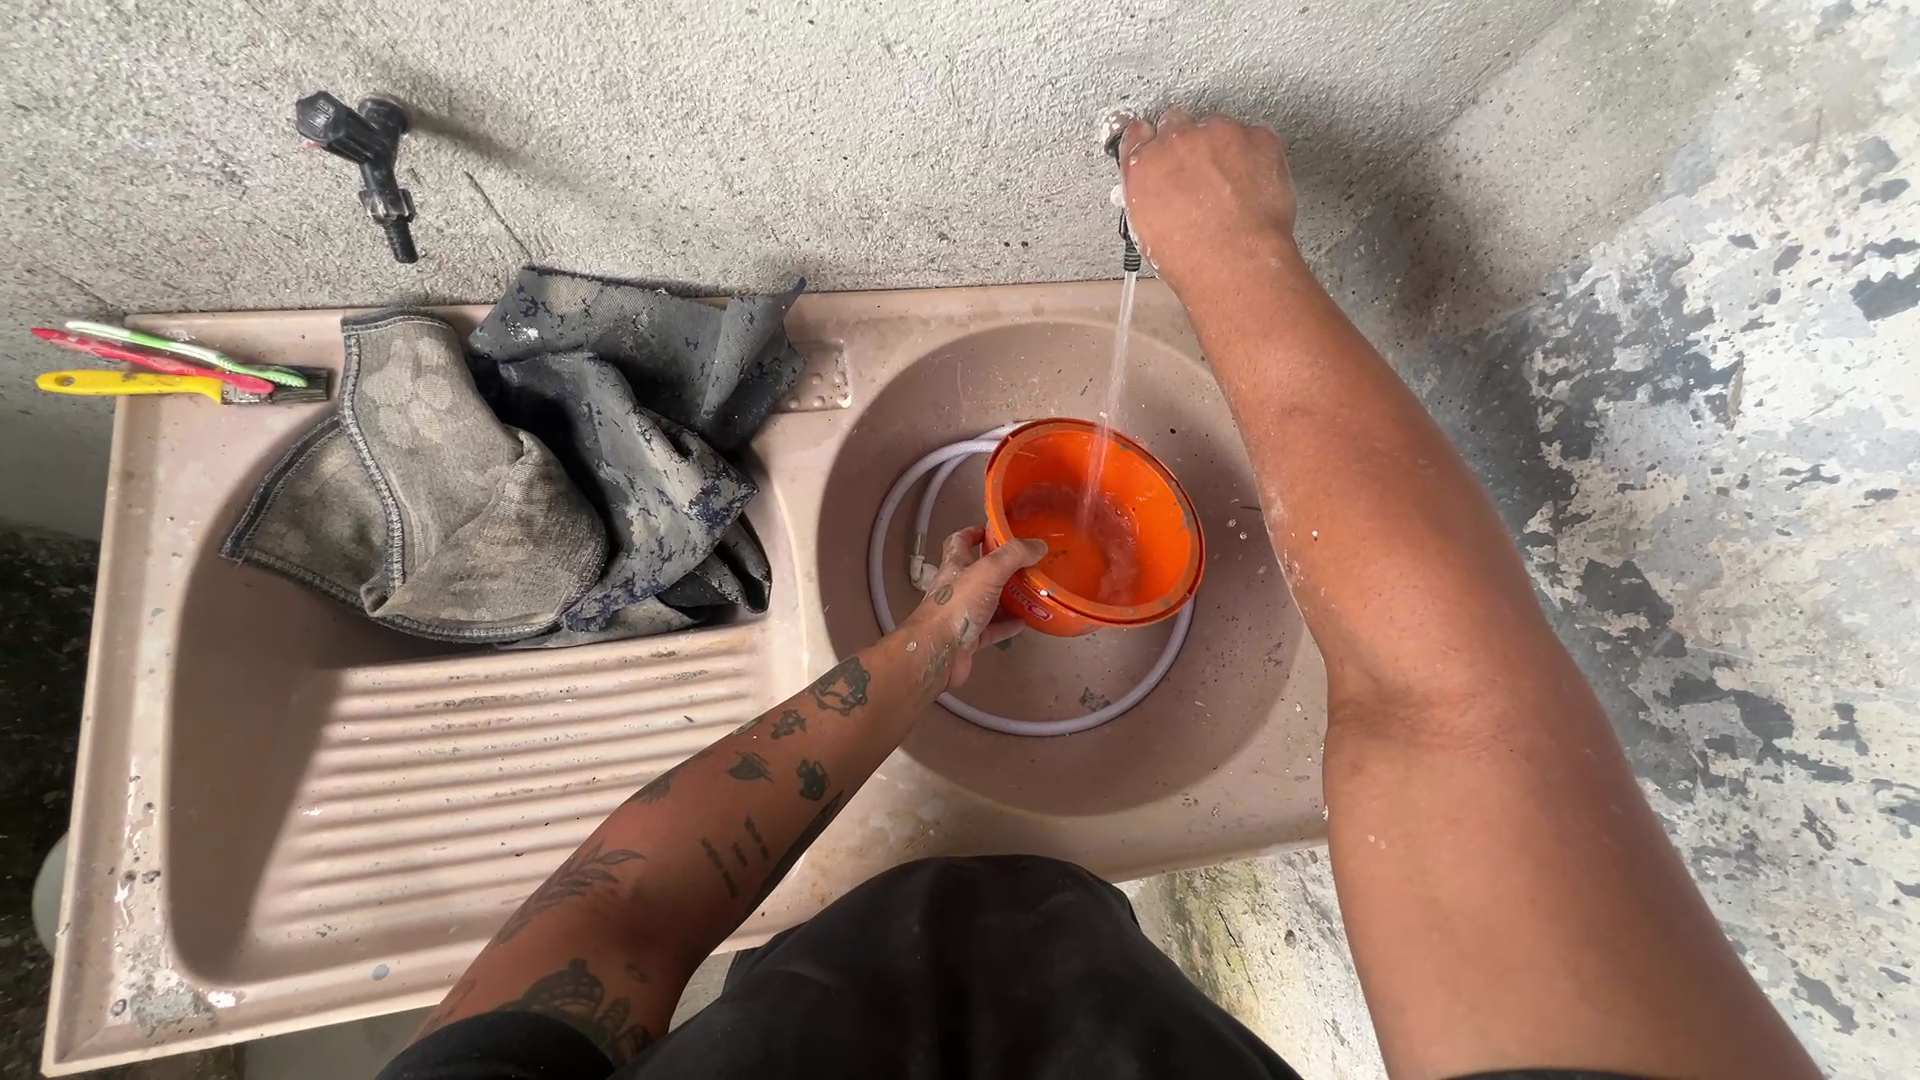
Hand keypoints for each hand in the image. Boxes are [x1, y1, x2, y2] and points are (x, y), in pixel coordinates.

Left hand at [900, 527, 1045, 691]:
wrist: (938, 652)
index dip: (973, 533)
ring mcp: (961, 615)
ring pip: (987, 602)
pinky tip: (1026, 621)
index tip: (994, 530)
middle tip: (1026, 563)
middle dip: (999, 567)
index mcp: (954, 566)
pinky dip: (1007, 625)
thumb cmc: (957, 606)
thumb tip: (1039, 545)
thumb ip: (1014, 556)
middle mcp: (955, 588)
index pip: (959, 542)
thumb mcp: (988, 572)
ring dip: (1007, 597)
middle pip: (977, 572)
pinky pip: (991, 629)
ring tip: (1032, 591)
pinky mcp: (968, 639)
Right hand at [1118, 109, 1298, 292]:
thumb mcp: (1147, 230)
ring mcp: (1219, 134)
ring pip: (1217, 130)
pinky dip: (1252, 156)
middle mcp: (1177, 140)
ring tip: (1227, 190)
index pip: (1135, 134)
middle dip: (1184, 145)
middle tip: (1195, 177)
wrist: (1235, 260)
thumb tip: (1154, 191)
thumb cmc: (1191, 257)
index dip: (1146, 143)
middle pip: (1176, 124)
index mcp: (1143, 165)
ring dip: (1220, 151)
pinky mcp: (1256, 136)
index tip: (1152, 148)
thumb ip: (1146, 194)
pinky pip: (1253, 138)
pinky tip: (1248, 187)